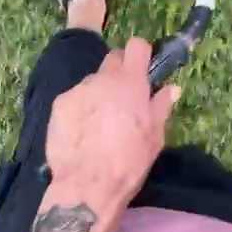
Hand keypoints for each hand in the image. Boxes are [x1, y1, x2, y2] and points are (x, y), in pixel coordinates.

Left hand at [44, 37, 181, 211]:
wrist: (87, 186)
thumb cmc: (128, 162)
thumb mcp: (154, 137)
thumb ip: (161, 107)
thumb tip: (171, 88)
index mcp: (130, 82)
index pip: (137, 46)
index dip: (141, 54)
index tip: (142, 68)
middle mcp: (103, 78)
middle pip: (113, 59)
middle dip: (119, 72)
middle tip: (122, 98)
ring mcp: (79, 89)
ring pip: (92, 82)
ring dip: (98, 94)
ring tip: (99, 124)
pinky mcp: (59, 103)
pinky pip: (74, 98)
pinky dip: (79, 109)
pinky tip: (81, 132)